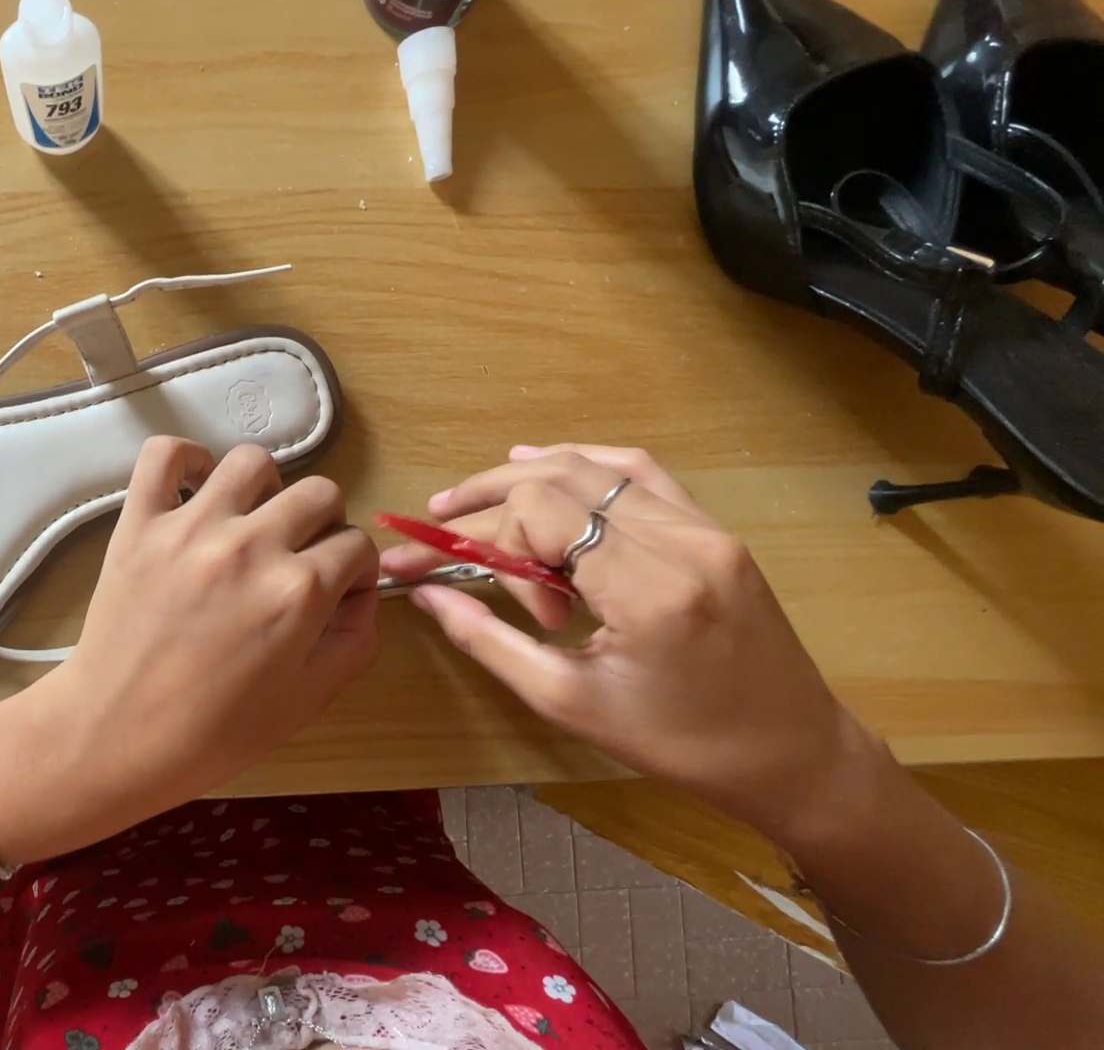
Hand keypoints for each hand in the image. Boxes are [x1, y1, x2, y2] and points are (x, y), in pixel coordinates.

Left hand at [9, 437, 378, 848]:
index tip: (335, 590)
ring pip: (252, 462)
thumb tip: (362, 589)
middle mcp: (251, 547)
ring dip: (266, 489)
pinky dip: (186, 460)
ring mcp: (190, 528)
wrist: (116, 735)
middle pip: (319, 494)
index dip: (354, 571)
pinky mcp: (139, 523)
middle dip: (323, 526)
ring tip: (250, 522)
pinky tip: (197, 489)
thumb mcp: (308, 699)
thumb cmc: (214, 731)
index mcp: (298, 592)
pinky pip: (164, 455)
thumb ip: (354, 638)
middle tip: (297, 557)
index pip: (356, 546)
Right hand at [381, 444, 873, 839]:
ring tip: (468, 497)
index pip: (541, 512)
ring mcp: (704, 526)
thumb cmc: (678, 743)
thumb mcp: (566, 701)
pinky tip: (538, 463)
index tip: (519, 605)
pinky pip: (636, 472)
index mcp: (650, 589)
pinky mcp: (712, 528)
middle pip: (558, 480)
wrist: (794, 755)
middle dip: (488, 503)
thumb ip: (486, 639)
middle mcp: (682, 540)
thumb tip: (426, 592)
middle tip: (437, 528)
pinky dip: (578, 463)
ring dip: (522, 476)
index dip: (497, 544)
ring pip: (592, 466)